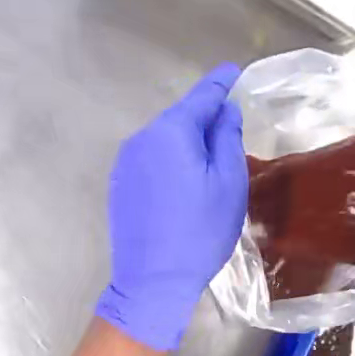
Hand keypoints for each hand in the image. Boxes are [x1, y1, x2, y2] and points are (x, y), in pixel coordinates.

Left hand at [95, 64, 249, 351]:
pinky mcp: (120, 187)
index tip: (234, 73)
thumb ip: (228, 140)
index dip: (221, 84)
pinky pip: (152, 165)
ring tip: (207, 178)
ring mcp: (126, 164)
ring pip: (165, 144)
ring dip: (187, 150)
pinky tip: (182, 195)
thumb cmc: (199, 233)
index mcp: (171, 132)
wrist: (153, 282)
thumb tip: (225, 112)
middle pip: (181, 121)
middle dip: (204, 125)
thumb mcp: (229, 186)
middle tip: (229, 143)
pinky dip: (170, 169)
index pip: (201, 96)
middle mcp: (143, 139)